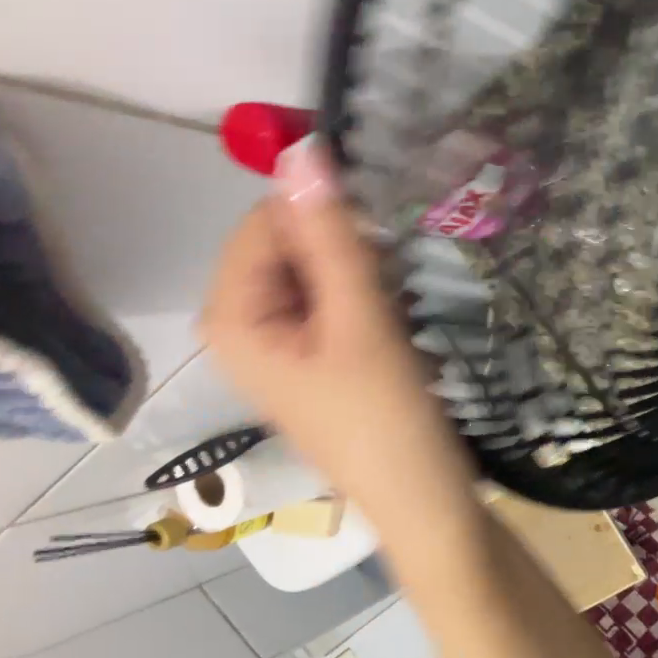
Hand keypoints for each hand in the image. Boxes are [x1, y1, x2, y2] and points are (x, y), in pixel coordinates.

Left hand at [199, 142, 476, 523]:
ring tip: (406, 311)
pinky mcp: (321, 368)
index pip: (265, 223)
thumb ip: (332, 239)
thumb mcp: (362, 325)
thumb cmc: (388, 421)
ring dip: (368, 281)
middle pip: (291, 250)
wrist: (425, 507)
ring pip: (322, 280)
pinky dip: (373, 308)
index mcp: (232, 316)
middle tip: (400, 284)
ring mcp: (284, 352)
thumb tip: (300, 149)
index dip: (324, 216)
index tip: (386, 234)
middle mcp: (245, 328)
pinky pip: (338, 311)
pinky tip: (404, 333)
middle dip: (349, 253)